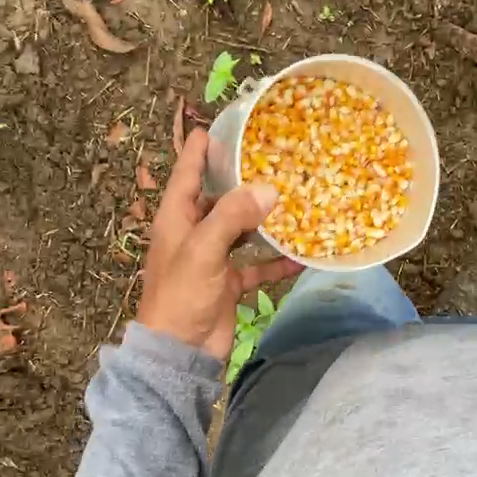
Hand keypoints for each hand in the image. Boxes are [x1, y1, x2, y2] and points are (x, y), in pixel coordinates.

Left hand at [136, 128, 301, 365]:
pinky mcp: (229, 282)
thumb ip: (233, 216)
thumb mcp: (204, 249)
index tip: (217, 125)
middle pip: (218, 198)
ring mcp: (213, 258)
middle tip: (271, 159)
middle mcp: (193, 233)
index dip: (200, 149)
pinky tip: (300, 255)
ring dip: (263, 219)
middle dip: (242, 181)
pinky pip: (256, 266)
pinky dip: (275, 261)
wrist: (180, 351)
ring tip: (292, 198)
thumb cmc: (181, 295)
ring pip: (241, 230)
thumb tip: (268, 189)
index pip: (187, 173)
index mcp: (176, 217)